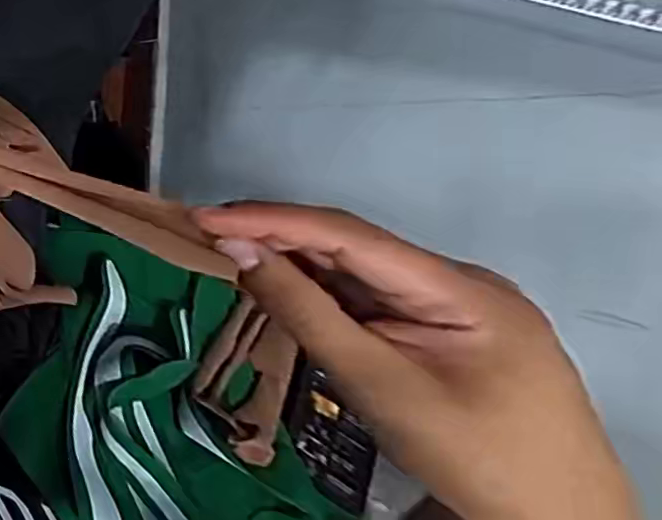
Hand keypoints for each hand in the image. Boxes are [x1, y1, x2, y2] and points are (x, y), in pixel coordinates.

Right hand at [194, 204, 637, 519]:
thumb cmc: (475, 459)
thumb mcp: (375, 381)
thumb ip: (299, 307)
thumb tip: (230, 246)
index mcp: (463, 290)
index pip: (346, 234)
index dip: (268, 219)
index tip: (203, 218)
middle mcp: (458, 282)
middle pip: (346, 243)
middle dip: (272, 235)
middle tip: (204, 234)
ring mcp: (450, 303)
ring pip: (349, 264)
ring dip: (288, 259)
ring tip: (227, 253)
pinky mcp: (436, 323)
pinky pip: (360, 289)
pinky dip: (312, 285)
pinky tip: (274, 282)